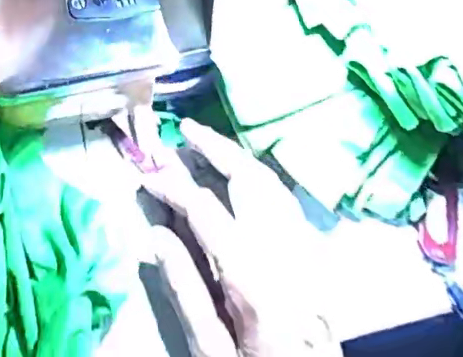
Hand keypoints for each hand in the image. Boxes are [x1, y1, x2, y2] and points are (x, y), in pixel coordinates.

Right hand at [137, 120, 338, 356]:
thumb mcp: (212, 351)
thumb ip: (185, 290)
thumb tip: (157, 233)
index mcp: (254, 281)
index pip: (205, 209)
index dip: (172, 186)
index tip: (146, 175)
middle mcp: (287, 257)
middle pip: (250, 181)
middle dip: (215, 148)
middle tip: (184, 129)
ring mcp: (308, 255)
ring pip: (273, 184)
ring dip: (238, 156)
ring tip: (207, 140)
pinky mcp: (316, 260)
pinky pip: (287, 202)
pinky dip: (260, 177)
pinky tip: (241, 172)